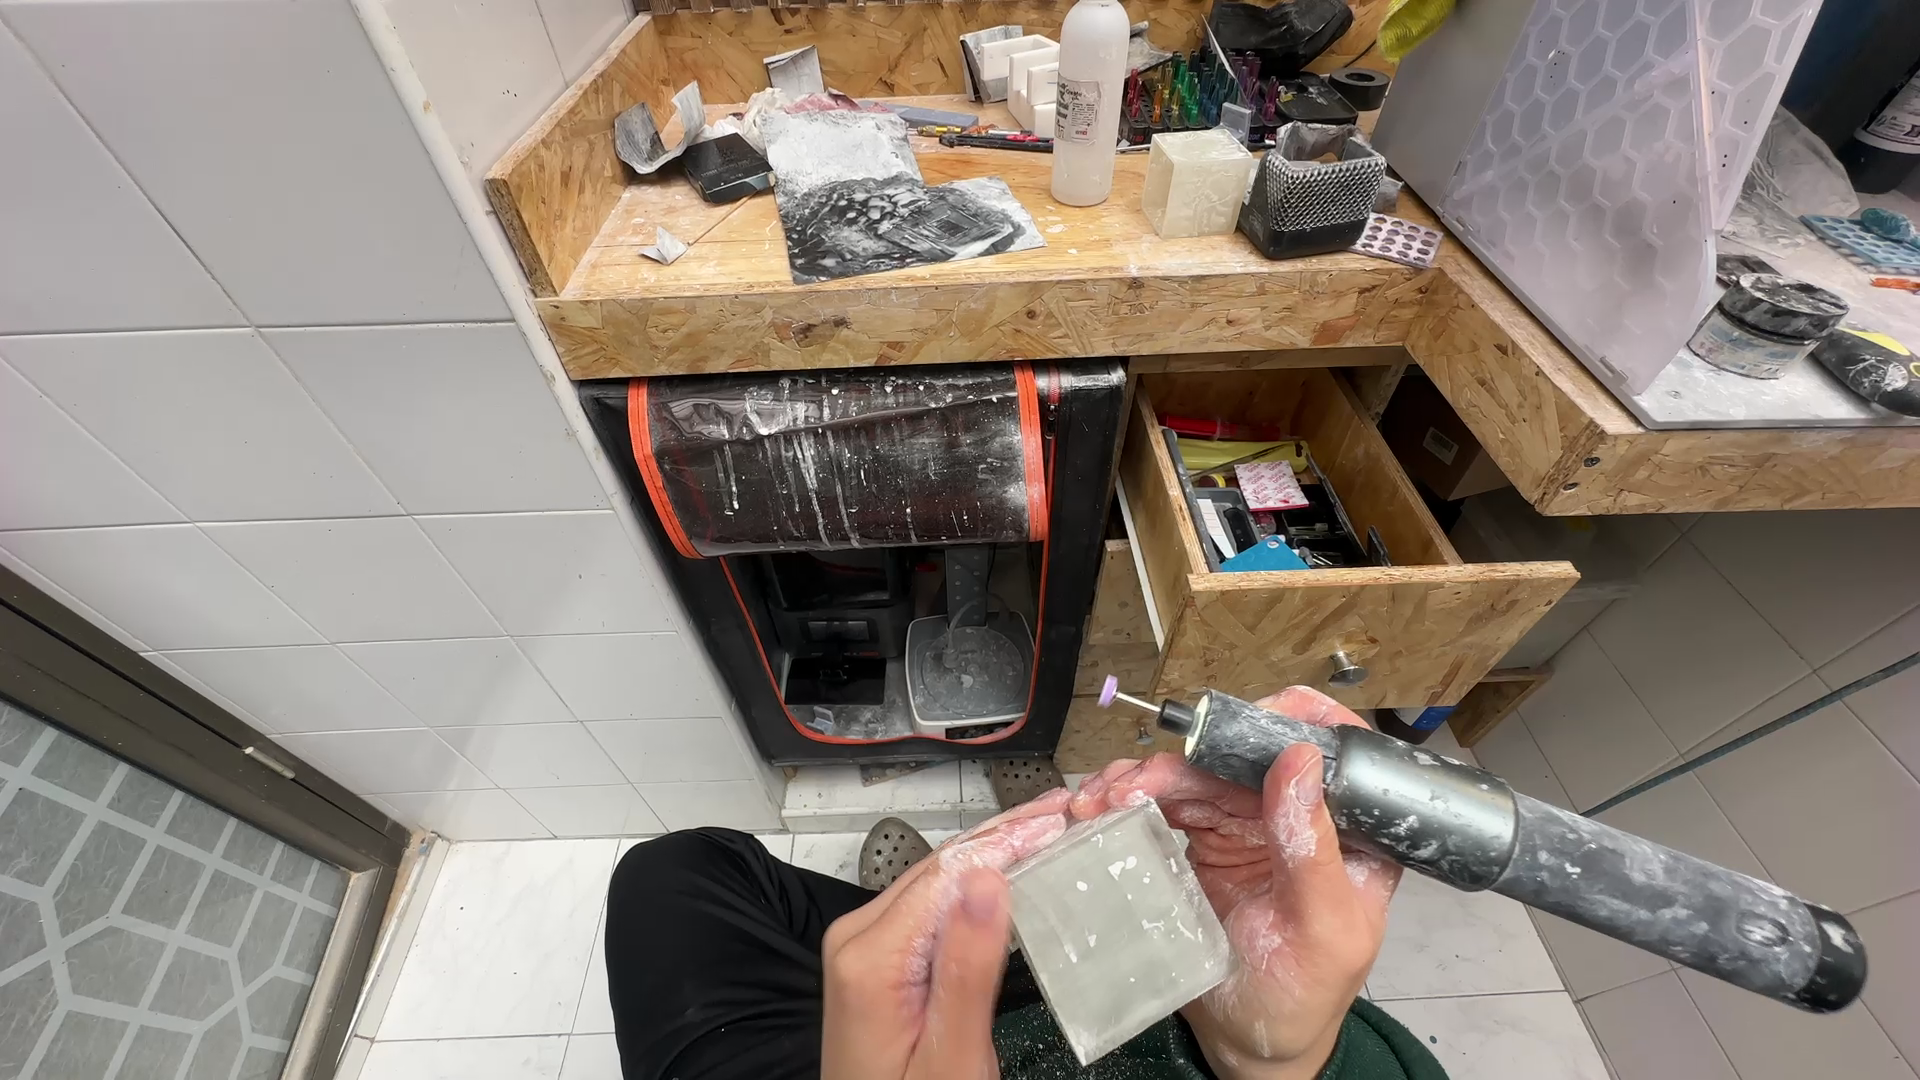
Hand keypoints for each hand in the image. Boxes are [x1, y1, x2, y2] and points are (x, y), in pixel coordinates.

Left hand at [821, 788, 1072, 1079]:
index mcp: (870, 956)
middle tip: (1058, 808)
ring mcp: (864, 941)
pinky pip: (931, 903)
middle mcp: (858, 934)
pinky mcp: (878, 953)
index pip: (947, 875)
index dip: (1005, 841)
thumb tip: (989, 877)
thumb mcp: (951, 1059)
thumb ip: (968, 969)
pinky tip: (1005, 865)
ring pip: (937, 878)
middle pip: (940, 868)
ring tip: (1042, 824)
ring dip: (991, 850)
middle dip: (1002, 834)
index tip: (1055, 819)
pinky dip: (973, 880)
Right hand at [1069, 687, 1400, 1079]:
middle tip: (1134, 786)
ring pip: (1190, 769)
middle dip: (1180, 757)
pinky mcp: (1200, 831)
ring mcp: (1242, 818)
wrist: (1245, 1038)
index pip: (1328, 743)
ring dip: (1141, 776)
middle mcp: (1291, 810)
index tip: (1226, 730)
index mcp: (1344, 825)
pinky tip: (1102, 806)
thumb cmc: (1300, 997)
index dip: (1283, 718)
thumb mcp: (1323, 932)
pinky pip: (1161, 796)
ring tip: (1104, 801)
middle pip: (1236, 750)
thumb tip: (1302, 758)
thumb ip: (1315, 851)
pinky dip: (1127, 794)